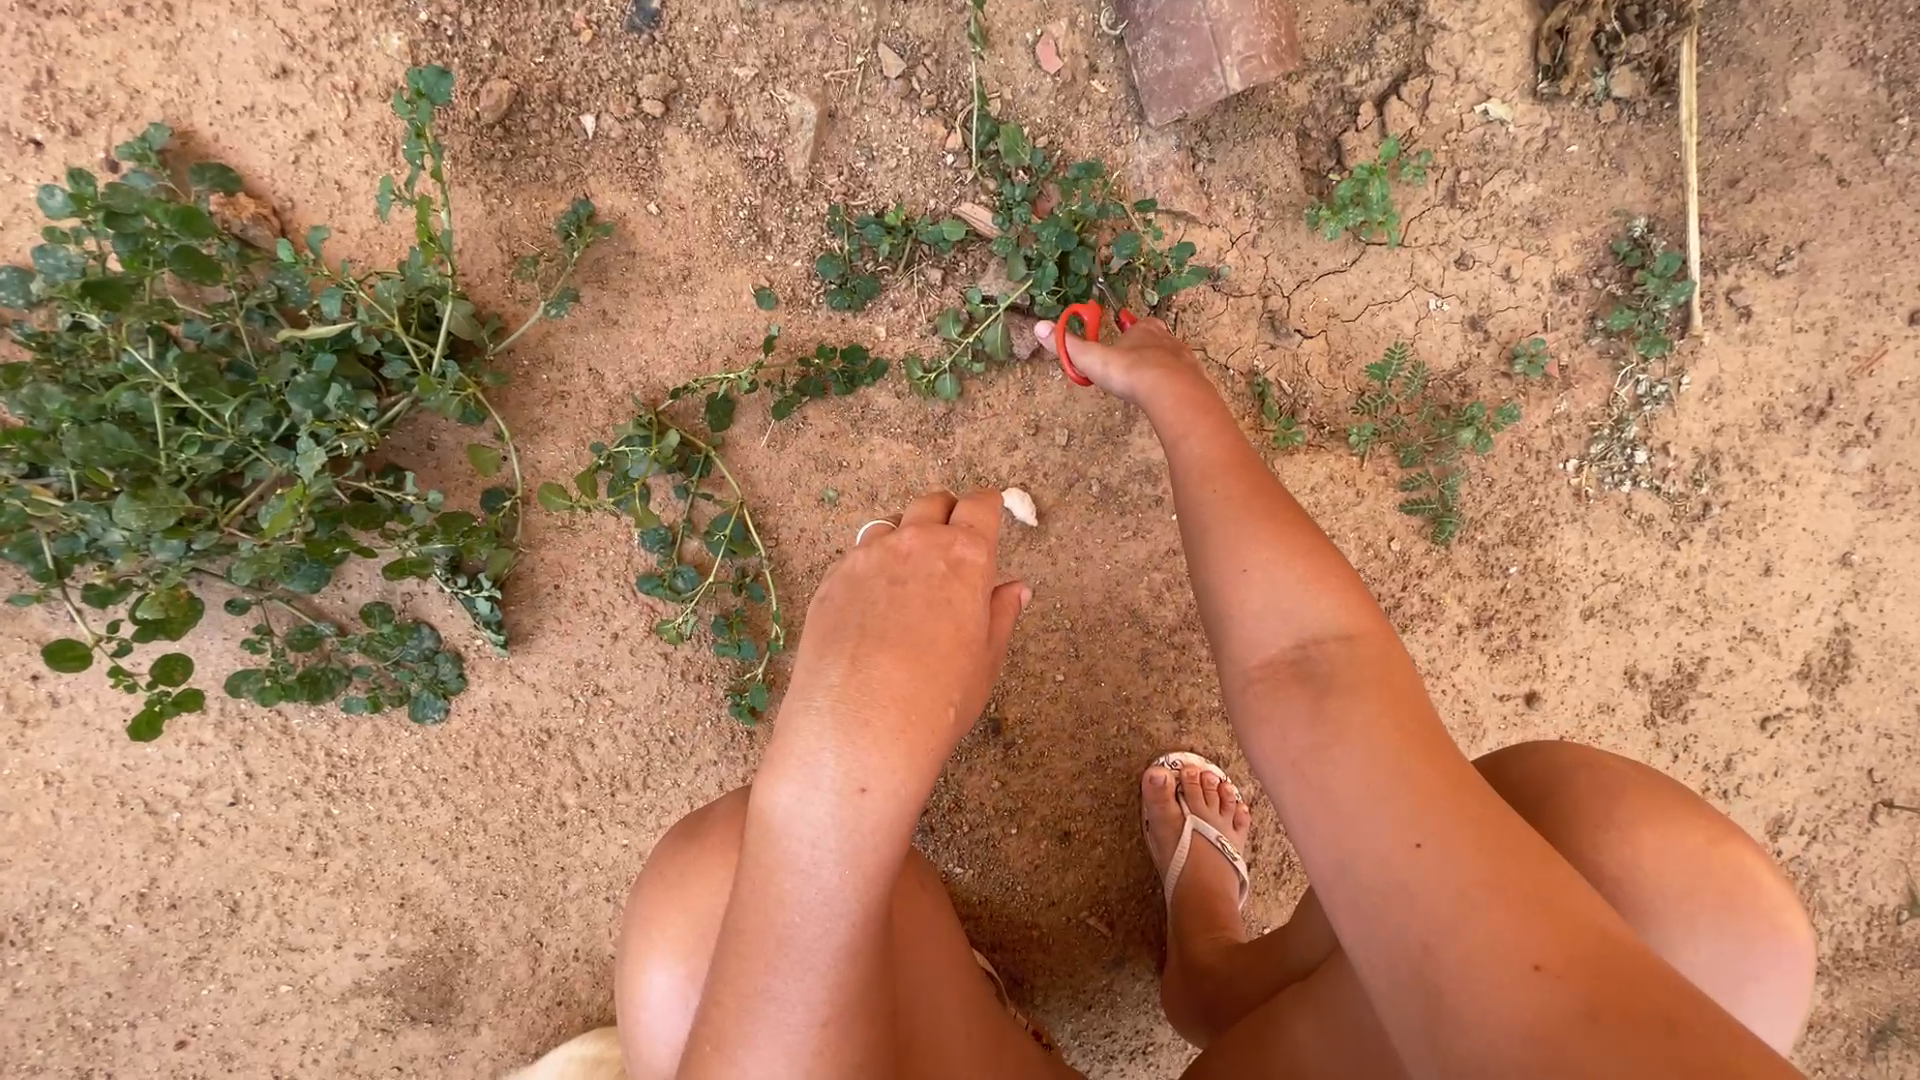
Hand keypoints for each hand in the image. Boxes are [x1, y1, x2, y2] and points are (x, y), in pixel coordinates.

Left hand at [769, 490, 1029, 787]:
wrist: (860, 727)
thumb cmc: (938, 699)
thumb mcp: (986, 660)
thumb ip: (1001, 614)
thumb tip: (1015, 589)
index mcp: (964, 556)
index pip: (980, 505)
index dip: (987, 506)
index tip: (988, 513)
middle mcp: (915, 543)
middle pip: (932, 503)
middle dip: (946, 514)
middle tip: (951, 544)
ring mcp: (867, 557)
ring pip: (890, 526)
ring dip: (904, 538)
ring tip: (908, 578)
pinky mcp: (833, 578)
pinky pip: (856, 557)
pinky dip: (871, 568)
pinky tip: (873, 608)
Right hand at [1035, 315, 1204, 403]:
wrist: (1169, 390)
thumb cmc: (1129, 371)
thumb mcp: (1091, 358)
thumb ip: (1067, 346)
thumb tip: (1038, 327)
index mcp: (1142, 330)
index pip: (1135, 326)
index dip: (1127, 334)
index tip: (1119, 347)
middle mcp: (1165, 339)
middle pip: (1155, 339)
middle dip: (1145, 349)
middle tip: (1133, 366)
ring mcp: (1182, 358)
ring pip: (1171, 358)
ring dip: (1160, 367)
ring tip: (1148, 384)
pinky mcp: (1193, 379)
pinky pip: (1182, 379)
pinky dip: (1173, 385)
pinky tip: (1164, 396)